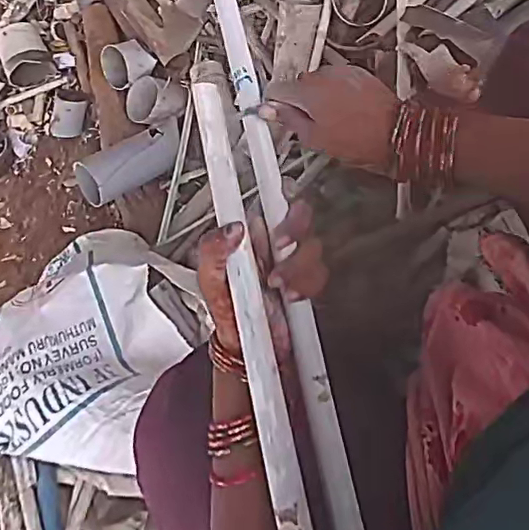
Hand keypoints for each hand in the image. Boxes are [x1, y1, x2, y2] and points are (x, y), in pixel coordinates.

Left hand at [194, 200, 327, 355]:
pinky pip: (319, 276)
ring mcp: (297, 260)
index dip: (282, 191)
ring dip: (297, 265)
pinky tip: (290, 295)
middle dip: (296, 228)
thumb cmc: (226, 301)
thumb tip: (232, 229)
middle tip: (280, 244)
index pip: (275, 197)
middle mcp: (280, 240)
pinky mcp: (309, 281)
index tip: (280, 194)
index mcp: (255, 230)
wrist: (241, 339)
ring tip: (276, 282)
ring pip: (314, 246)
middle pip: (304, 214)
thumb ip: (212, 250)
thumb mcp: (209, 276)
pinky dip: (307, 285)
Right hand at [262, 66, 398, 171]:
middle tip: (312, 124)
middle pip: (299, 84)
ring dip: (320, 96)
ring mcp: (343, 71)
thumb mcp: (315, 138)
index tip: (279, 115)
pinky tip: (347, 109)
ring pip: (319, 82)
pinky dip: (338, 91)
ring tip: (334, 118)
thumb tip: (270, 110)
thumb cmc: (359, 139)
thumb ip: (289, 120)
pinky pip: (338, 80)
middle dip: (301, 101)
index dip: (276, 105)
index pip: (277, 90)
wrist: (396, 133)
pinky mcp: (359, 73)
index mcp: (307, 90)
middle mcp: (324, 74)